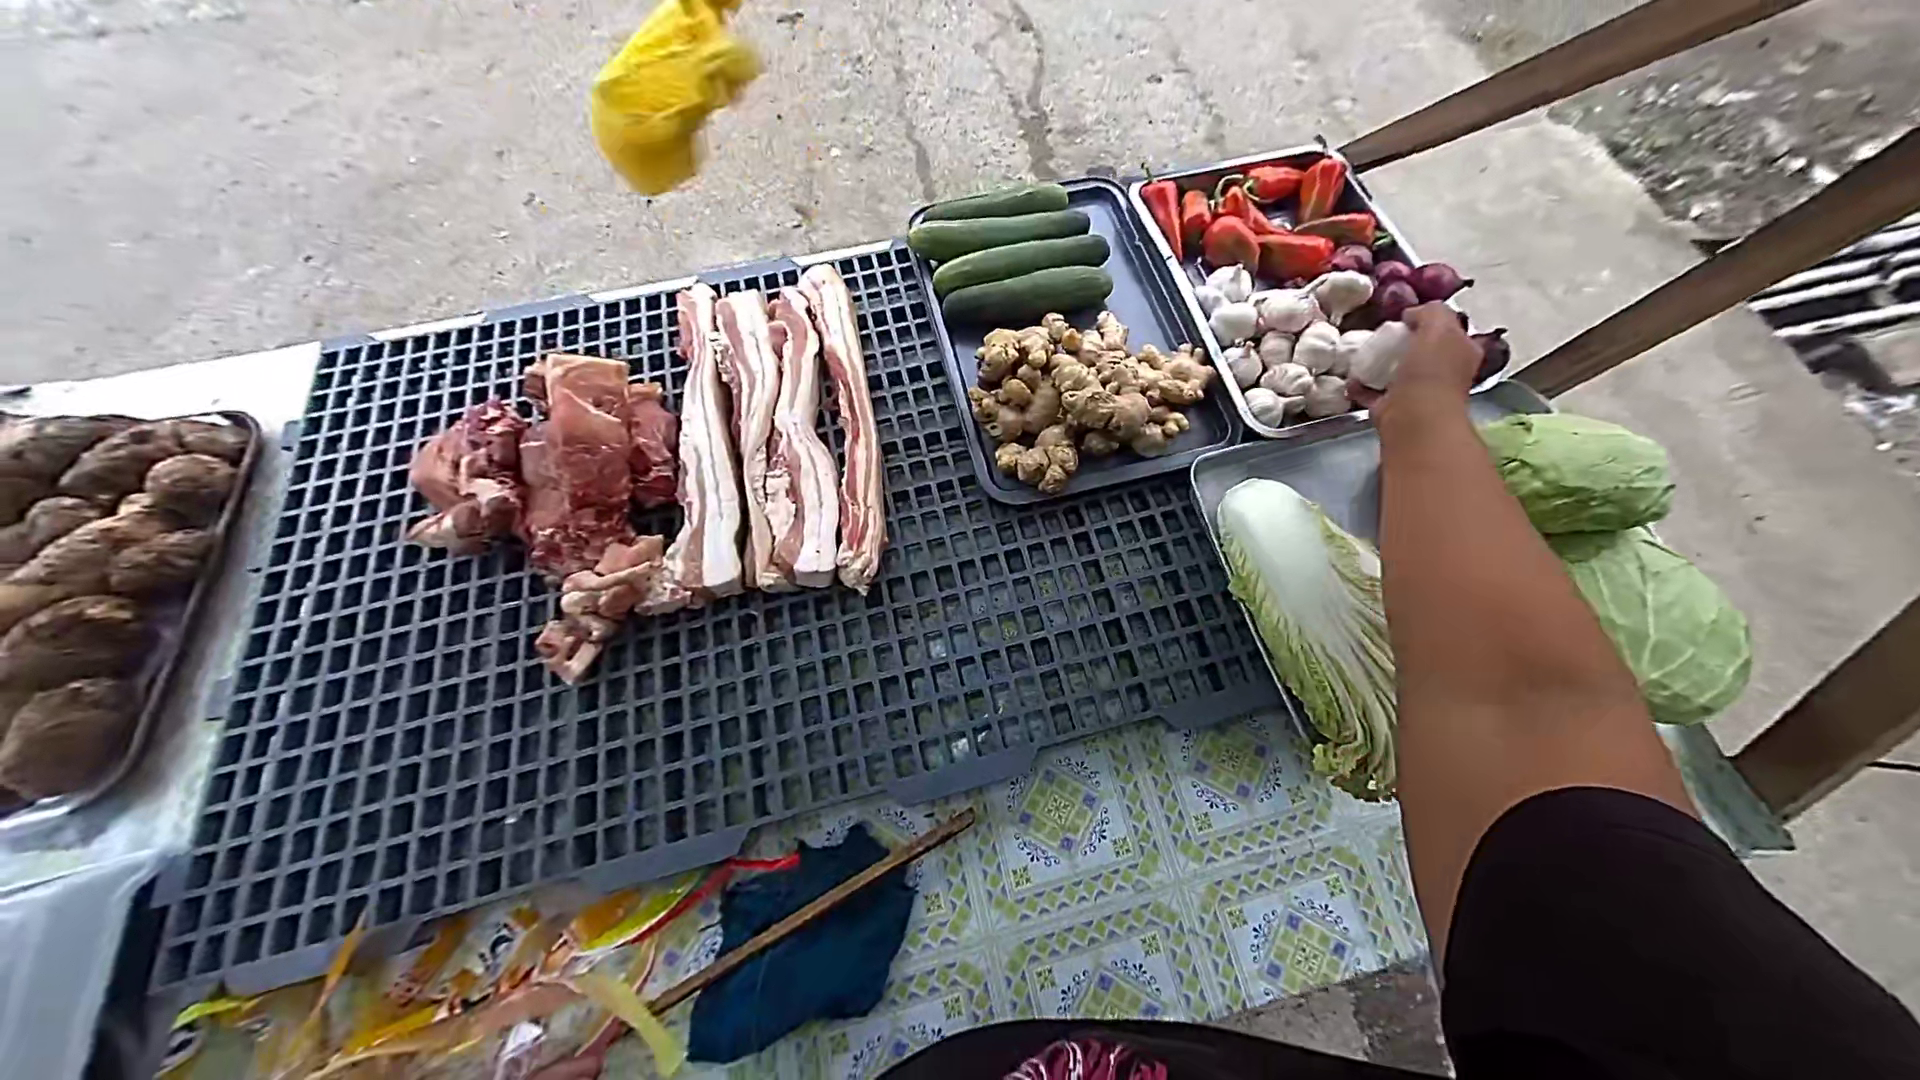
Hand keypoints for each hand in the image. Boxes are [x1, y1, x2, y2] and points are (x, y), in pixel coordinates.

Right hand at [1348, 303, 1481, 411]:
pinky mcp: (1392, 408)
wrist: (1414, 418)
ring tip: (1362, 356)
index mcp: (1461, 351)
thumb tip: (1412, 313)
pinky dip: (1361, 386)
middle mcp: (1443, 372)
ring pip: (1397, 372)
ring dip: (1379, 364)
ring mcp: (1417, 392)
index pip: (1448, 329)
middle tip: (1381, 335)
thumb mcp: (1439, 328)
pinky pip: (1373, 393)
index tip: (1405, 318)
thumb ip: (1430, 312)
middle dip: (1401, 342)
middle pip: (1421, 350)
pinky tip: (1350, 379)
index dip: (1428, 320)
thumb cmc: (1431, 371)